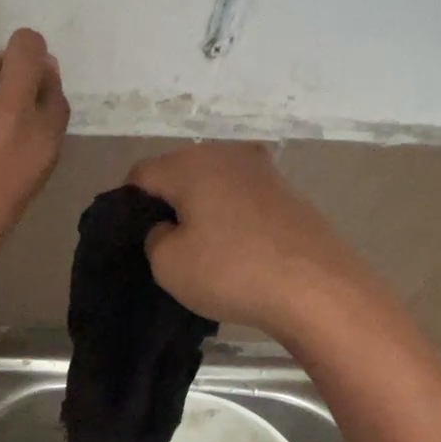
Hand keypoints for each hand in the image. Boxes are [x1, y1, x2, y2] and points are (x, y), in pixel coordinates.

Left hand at [0, 29, 69, 286]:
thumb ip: (25, 157)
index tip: (33, 99)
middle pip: (28, 52)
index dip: (44, 92)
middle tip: (10, 79)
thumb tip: (19, 128)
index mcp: (40, 147)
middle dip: (24, 57)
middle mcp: (12, 113)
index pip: (55, 98)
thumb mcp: (16, 199)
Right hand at [129, 143, 398, 342]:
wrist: (313, 287)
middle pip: (180, 173)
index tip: (130, 238)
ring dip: (200, 212)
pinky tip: (233, 252)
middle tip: (162, 248)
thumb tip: (168, 227)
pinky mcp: (286, 194)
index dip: (127, 205)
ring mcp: (263, 171)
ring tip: (199, 252)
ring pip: (213, 186)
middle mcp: (227, 154)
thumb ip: (154, 238)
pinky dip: (230, 220)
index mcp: (192, 164)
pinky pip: (241, 201)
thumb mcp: (167, 264)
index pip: (141, 174)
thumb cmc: (230, 271)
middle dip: (166, 204)